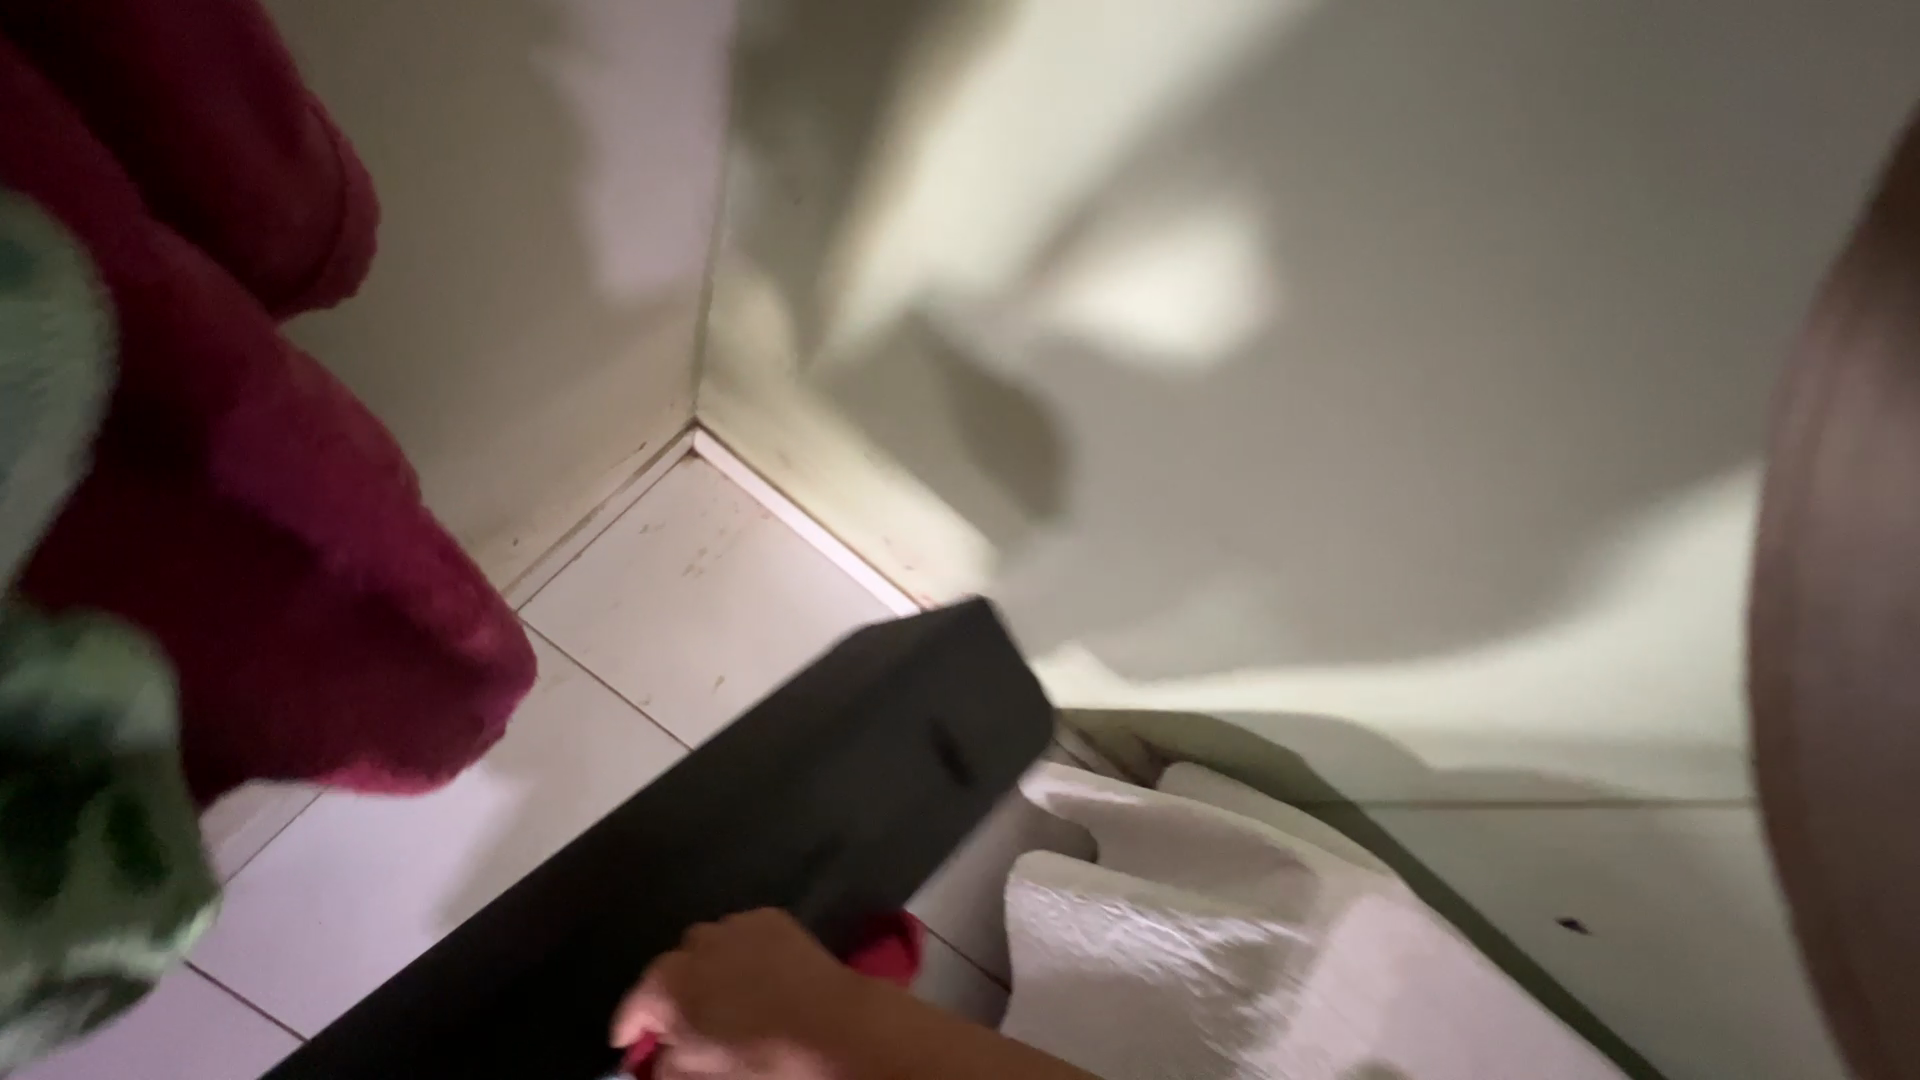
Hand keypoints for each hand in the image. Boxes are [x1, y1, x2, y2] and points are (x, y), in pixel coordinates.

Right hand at [612, 909, 871, 1078]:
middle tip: (684, 1020)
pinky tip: (757, 972)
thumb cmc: (756, 1059)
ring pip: (709, 944)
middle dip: (673, 992)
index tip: (629, 1043)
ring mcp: (736, 924)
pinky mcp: (771, 917)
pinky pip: (743, 933)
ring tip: (724, 993)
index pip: (634, 1005)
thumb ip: (665, 1066)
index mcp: (668, 984)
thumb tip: (660, 1057)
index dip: (630, 1027)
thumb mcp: (696, 1076)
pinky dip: (742, 951)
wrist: (827, 1024)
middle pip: (672, 968)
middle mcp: (697, 944)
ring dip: (709, 966)